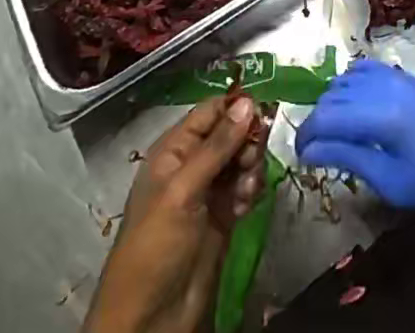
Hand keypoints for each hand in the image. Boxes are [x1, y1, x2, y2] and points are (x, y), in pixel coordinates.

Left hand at [84, 96, 267, 332]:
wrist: (152, 314)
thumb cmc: (157, 242)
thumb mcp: (184, 189)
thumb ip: (217, 147)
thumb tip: (247, 103)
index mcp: (173, 149)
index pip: (207, 114)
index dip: (233, 108)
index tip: (262, 111)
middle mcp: (191, 165)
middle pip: (228, 136)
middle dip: (245, 143)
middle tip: (251, 161)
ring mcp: (208, 192)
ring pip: (239, 163)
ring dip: (249, 171)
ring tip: (244, 192)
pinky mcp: (224, 218)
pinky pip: (244, 191)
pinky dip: (249, 193)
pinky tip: (246, 206)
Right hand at [295, 59, 414, 235]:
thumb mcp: (391, 182)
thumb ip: (347, 159)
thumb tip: (307, 152)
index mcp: (380, 115)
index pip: (325, 118)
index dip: (306, 136)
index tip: (300, 155)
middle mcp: (381, 86)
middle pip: (330, 97)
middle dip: (317, 123)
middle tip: (316, 150)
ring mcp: (391, 76)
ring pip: (341, 82)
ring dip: (331, 105)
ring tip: (335, 133)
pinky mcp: (400, 75)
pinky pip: (360, 71)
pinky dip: (347, 86)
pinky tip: (352, 107)